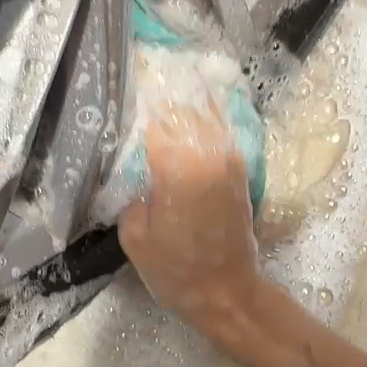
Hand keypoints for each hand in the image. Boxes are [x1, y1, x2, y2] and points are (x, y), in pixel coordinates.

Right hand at [117, 91, 264, 332]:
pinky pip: (220, 133)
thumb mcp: (135, 237)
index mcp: (177, 167)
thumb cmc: (176, 272)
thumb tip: (137, 172)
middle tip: (142, 72)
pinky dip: (206, 119)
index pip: (155, 114)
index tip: (126, 77)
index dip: (140, 94)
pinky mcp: (239, 173)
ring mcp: (228, 162)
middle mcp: (207, 155)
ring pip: (205, 115)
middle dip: (164, 91)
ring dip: (186, 99)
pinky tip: (190, 111)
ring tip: (164, 85)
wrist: (227, 294)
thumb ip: (132, 194)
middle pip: (182, 107)